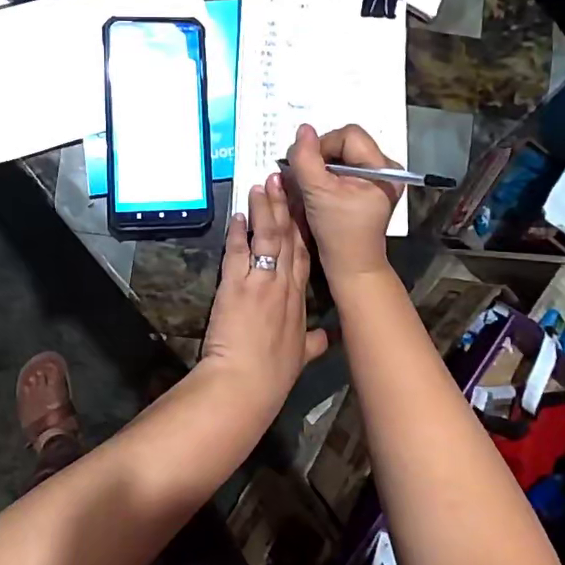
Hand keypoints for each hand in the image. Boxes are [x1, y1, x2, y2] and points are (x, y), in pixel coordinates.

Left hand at [200, 174, 328, 400]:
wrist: (245, 384)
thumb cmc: (272, 375)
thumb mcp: (300, 358)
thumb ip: (314, 343)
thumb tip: (327, 338)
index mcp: (299, 300)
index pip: (305, 256)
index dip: (304, 230)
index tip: (304, 208)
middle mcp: (284, 285)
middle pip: (290, 238)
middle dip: (287, 207)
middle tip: (285, 180)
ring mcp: (261, 282)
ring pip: (268, 237)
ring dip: (265, 209)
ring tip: (264, 184)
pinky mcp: (237, 284)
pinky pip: (239, 250)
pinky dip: (239, 231)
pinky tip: (239, 214)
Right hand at [282, 123, 400, 282]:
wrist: (351, 266)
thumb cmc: (338, 231)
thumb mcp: (317, 192)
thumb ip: (306, 158)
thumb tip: (303, 129)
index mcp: (382, 167)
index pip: (348, 135)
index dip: (323, 145)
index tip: (307, 168)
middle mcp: (385, 168)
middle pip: (346, 142)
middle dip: (322, 155)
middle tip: (306, 175)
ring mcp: (378, 178)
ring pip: (343, 153)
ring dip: (322, 165)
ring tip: (311, 183)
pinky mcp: (368, 187)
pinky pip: (345, 167)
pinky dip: (328, 173)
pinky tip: (319, 189)